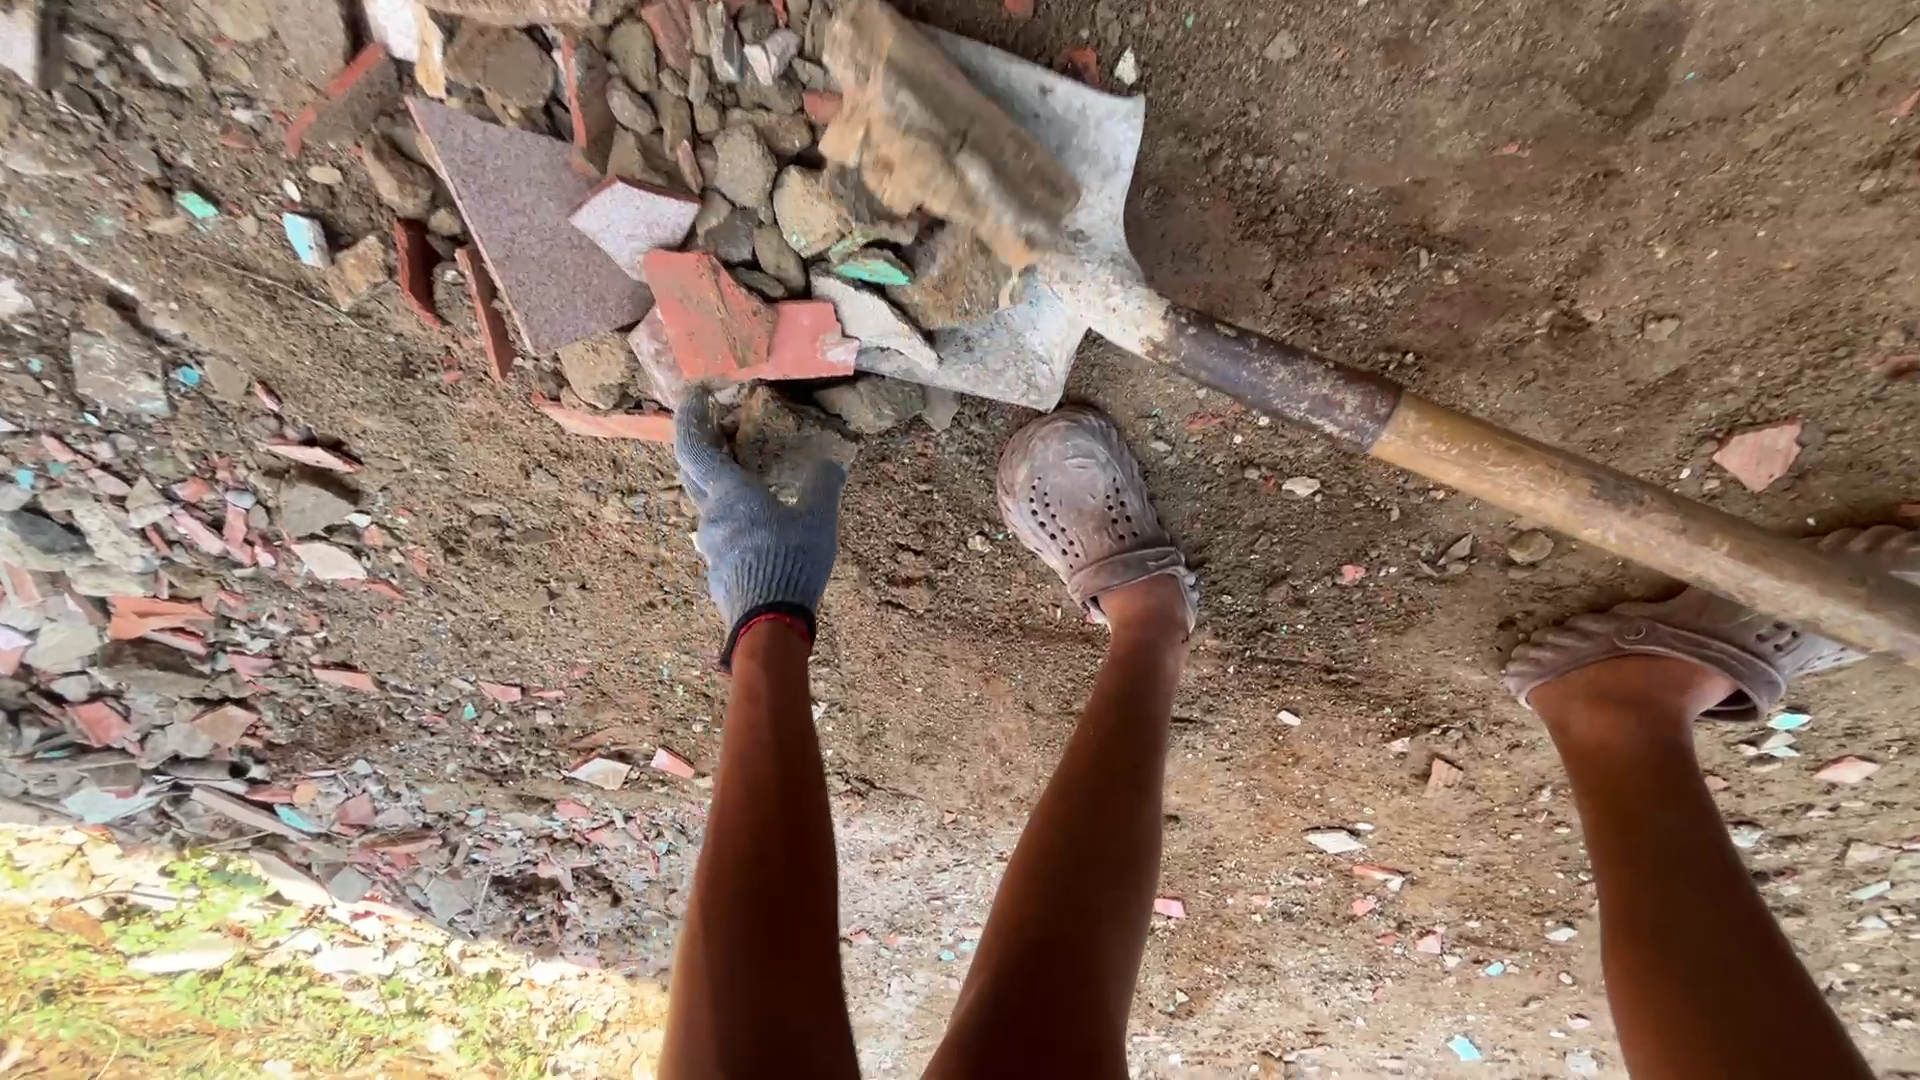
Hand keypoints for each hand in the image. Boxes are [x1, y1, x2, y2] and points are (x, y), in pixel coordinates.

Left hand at [674, 391, 847, 667]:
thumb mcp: (818, 519)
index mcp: (730, 495)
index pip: (693, 447)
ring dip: (720, 483)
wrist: (771, 623)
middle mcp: (711, 516)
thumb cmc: (792, 560)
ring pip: (708, 504)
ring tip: (747, 477)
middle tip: (720, 428)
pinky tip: (757, 524)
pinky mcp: (719, 571)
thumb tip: (831, 462)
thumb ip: (823, 485)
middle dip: (703, 445)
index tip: (696, 395)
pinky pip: (721, 532)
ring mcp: (711, 547)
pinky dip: (732, 515)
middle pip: (693, 472)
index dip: (690, 417)